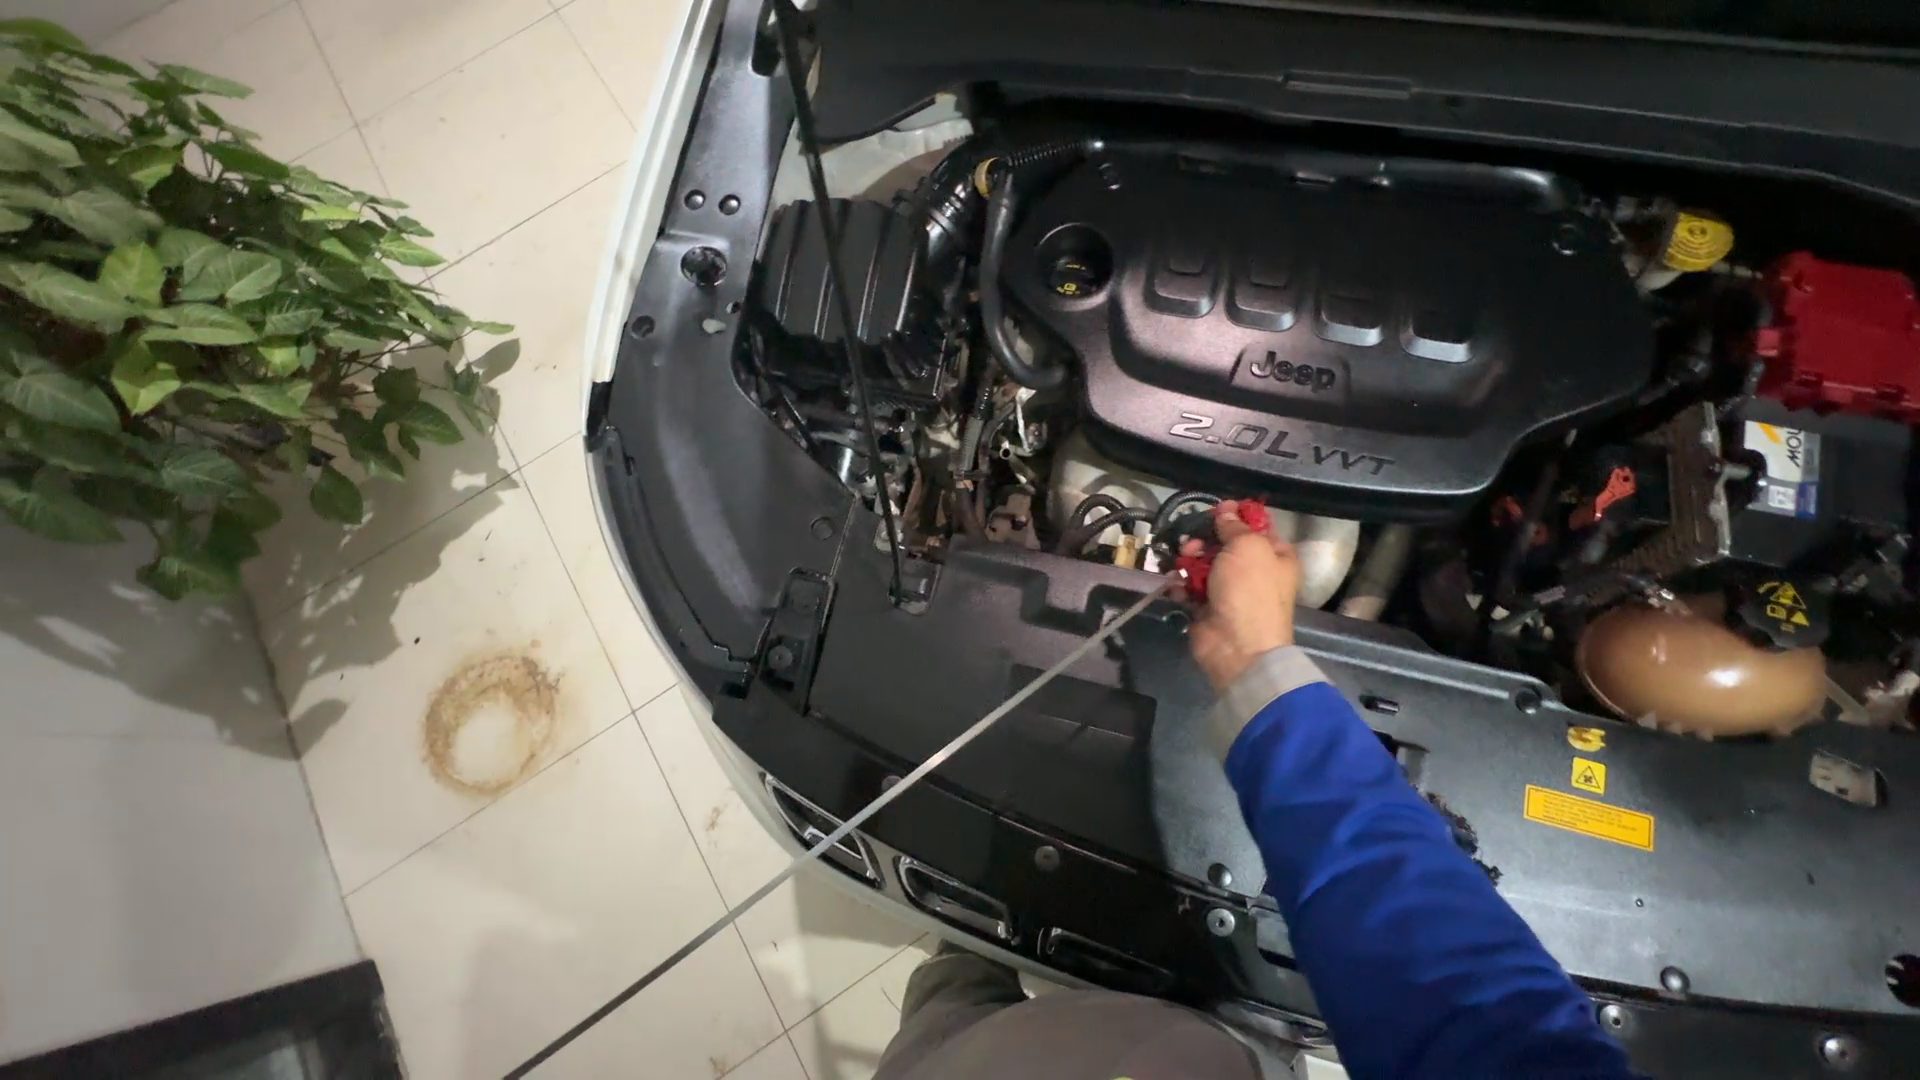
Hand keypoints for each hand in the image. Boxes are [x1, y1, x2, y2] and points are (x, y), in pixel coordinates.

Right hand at [1186, 500, 1300, 692]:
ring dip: (1189, 558)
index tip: (1217, 508)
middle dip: (1205, 539)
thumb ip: (1235, 527)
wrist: (1237, 645)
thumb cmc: (1251, 590)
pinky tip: (1175, 581)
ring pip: (1204, 564)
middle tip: (1191, 540)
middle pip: (1225, 544)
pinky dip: (1181, 582)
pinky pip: (1190, 586)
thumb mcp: (1248, 547)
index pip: (1258, 527)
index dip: (1238, 515)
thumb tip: (1226, 512)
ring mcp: (1229, 590)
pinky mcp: (1207, 606)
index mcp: (1275, 556)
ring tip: (1182, 560)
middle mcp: (1254, 571)